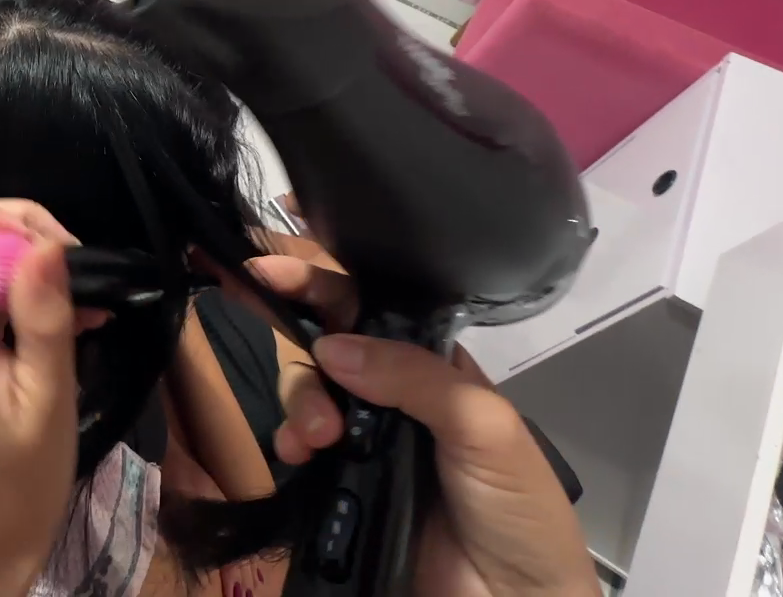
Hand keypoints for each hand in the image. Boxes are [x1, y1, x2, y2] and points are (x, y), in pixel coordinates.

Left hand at [0, 200, 83, 596]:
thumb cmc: (15, 476)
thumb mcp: (45, 395)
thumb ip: (42, 316)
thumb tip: (48, 244)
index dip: (9, 220)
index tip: (63, 249)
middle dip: (26, 236)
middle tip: (80, 269)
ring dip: (32, 266)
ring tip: (87, 298)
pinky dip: (23, 294)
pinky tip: (71, 316)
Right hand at [236, 256, 599, 596]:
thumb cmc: (515, 513)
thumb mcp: (488, 431)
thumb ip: (416, 376)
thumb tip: (331, 347)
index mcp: (429, 367)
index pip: (367, 308)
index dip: (318, 283)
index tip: (267, 268)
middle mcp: (389, 393)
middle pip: (325, 346)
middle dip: (308, 361)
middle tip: (318, 409)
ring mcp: (360, 437)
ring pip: (306, 390)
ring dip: (300, 405)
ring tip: (316, 443)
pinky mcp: (336, 479)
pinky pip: (295, 440)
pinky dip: (287, 439)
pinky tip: (294, 456)